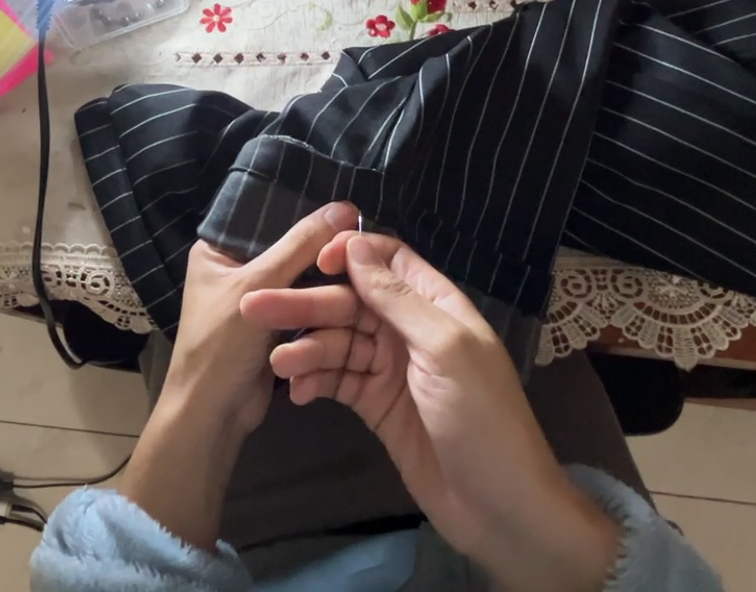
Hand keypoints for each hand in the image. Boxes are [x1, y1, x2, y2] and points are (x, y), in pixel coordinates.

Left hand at [118, 201, 360, 549]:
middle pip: (286, 247)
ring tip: (364, 260)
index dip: (302, 209)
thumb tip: (345, 208)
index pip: (264, 215)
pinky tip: (356, 289)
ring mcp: (258, 298)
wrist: (213, 416)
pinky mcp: (276, 326)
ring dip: (325, 275)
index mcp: (218, 248)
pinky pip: (305, 303)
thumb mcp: (259, 286)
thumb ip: (300, 246)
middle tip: (360, 235)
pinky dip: (324, 301)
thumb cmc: (221, 344)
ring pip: (300, 277)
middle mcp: (236, 267)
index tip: (344, 206)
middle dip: (319, 246)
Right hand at [240, 233, 620, 591]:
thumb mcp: (443, 349)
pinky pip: (337, 380)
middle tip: (255, 309)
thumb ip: (396, 297)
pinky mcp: (375, 404)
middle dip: (306, 304)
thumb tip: (356, 244)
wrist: (500, 511)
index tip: (310, 262)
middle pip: (349, 302)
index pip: (386, 261)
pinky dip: (314, 381)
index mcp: (433, 305)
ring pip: (337, 342)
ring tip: (276, 364)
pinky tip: (295, 391)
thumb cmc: (482, 419)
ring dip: (305, 349)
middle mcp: (407, 329)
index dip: (348, 255)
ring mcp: (389, 368)